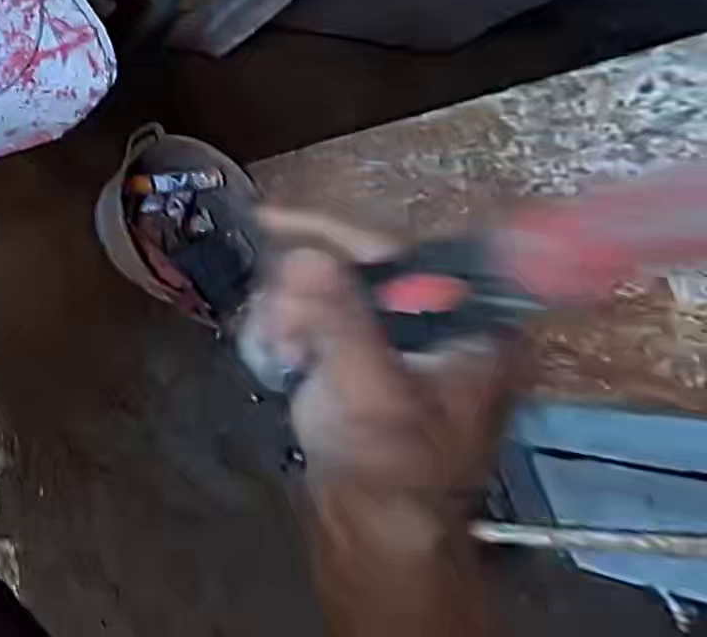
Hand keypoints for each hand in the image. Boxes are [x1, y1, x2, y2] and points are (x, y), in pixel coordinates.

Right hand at [243, 208, 522, 528]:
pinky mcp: (355, 342)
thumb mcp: (365, 388)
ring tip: (282, 356)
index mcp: (468, 324)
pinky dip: (277, 327)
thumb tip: (305, 254)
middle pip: (338, 266)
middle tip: (284, 334)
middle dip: (295, 297)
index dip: (327, 231)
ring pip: (309, 286)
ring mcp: (390, 330)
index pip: (391, 249)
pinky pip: (299, 307)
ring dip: (281, 316)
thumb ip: (338, 319)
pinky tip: (279, 358)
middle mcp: (432, 317)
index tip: (264, 219)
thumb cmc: (385, 458)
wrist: (370, 512)